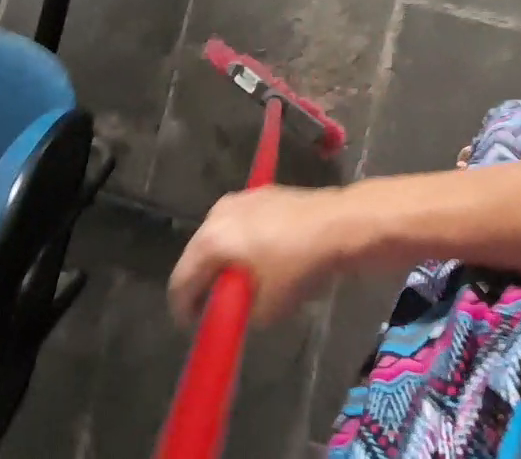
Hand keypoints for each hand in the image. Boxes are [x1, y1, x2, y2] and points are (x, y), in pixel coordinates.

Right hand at [168, 185, 356, 325]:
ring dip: (222, 261)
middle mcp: (217, 214)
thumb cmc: (298, 267)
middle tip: (216, 306)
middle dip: (202, 283)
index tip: (194, 327)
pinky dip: (241, 243)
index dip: (184, 309)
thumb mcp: (265, 310)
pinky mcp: (261, 193)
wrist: (339, 224)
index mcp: (210, 241)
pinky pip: (240, 225)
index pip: (181, 282)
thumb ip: (237, 314)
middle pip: (197, 256)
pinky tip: (259, 258)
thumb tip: (235, 309)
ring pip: (218, 237)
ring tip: (239, 283)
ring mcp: (240, 199)